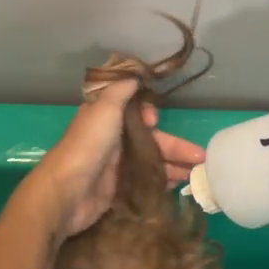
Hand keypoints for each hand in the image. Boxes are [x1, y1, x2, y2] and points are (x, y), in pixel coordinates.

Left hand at [23, 78, 207, 238]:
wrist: (67, 192)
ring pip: (152, 162)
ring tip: (199, 176)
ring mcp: (116, 166)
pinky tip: (181, 188)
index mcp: (106, 117)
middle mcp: (112, 139)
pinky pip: (147, 183)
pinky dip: (164, 183)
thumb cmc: (87, 145)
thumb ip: (120, 91)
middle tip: (201, 158)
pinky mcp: (119, 190)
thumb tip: (133, 76)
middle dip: (175, 146)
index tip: (154, 119)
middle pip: (150, 139)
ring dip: (174, 166)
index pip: (135, 111)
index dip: (150, 114)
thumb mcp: (104, 108)